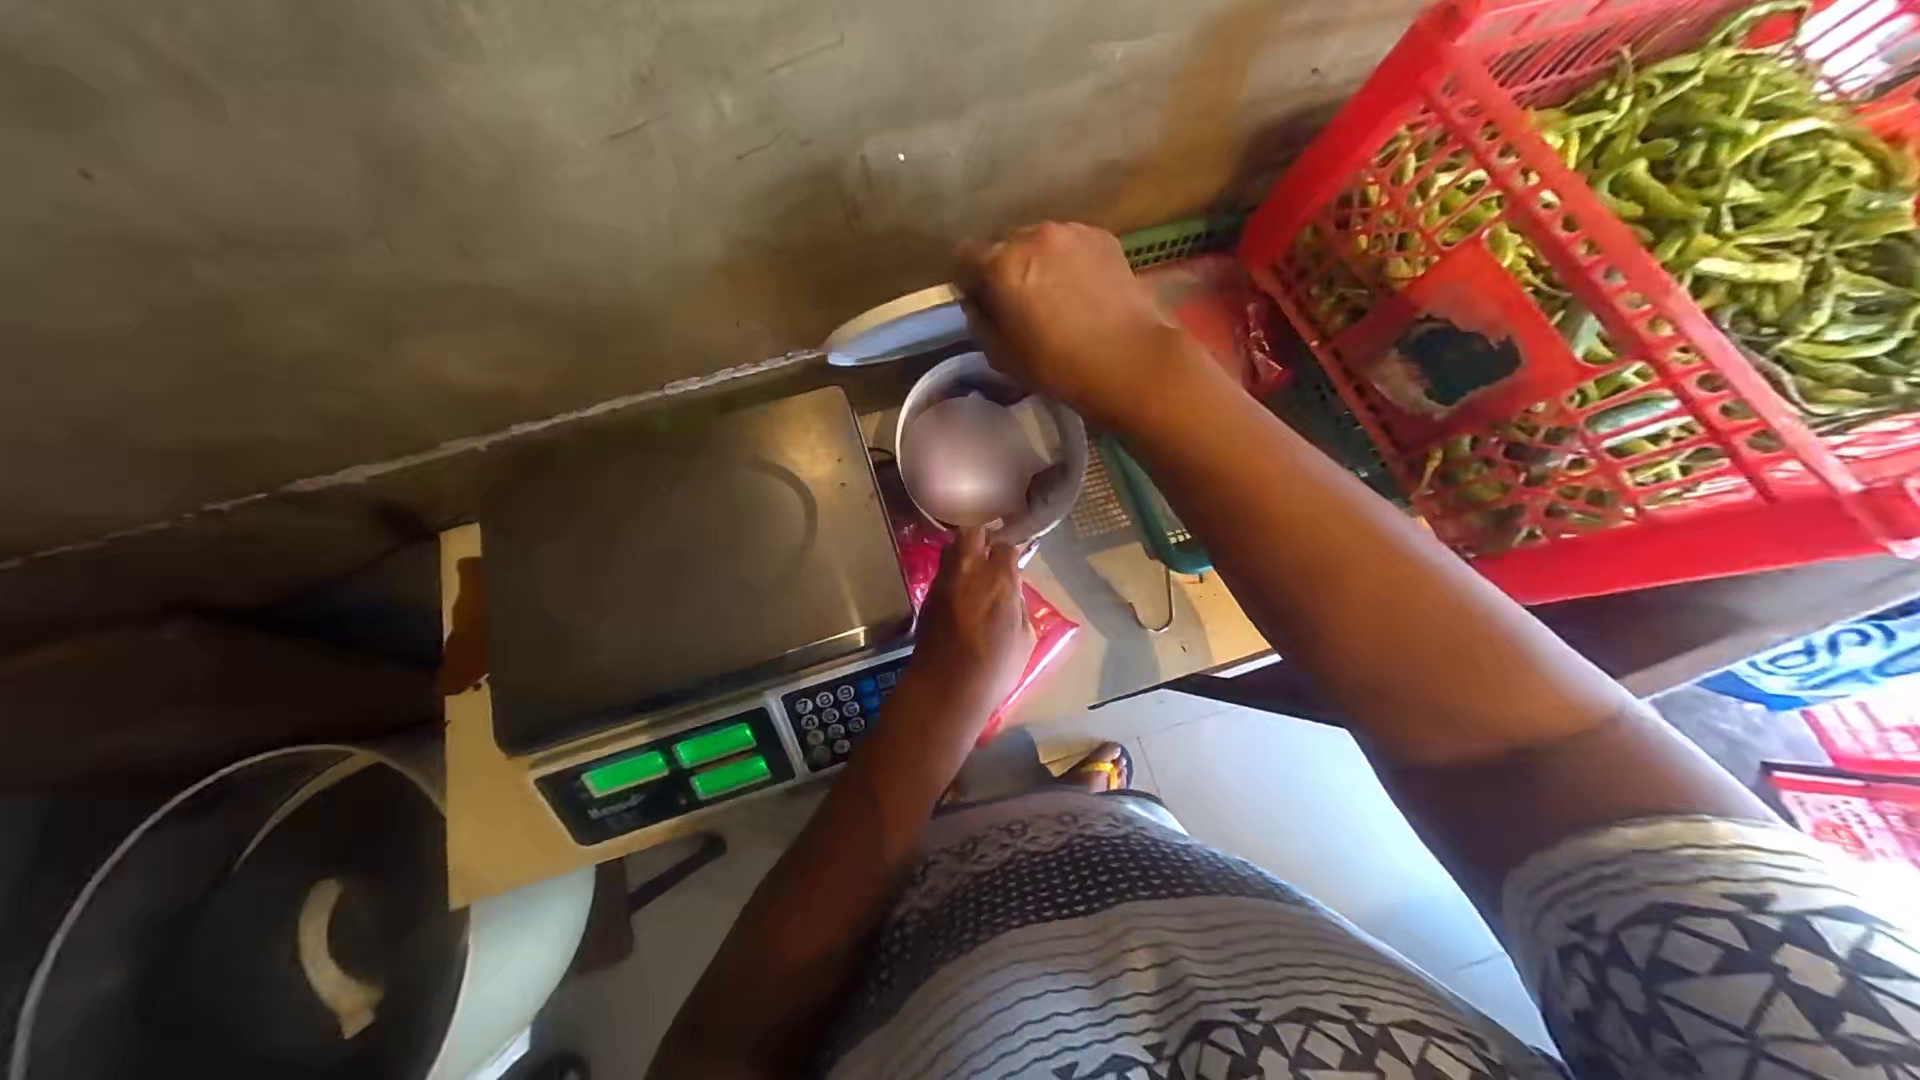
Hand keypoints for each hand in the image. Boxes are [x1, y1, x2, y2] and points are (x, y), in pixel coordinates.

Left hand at [909, 528, 1034, 729]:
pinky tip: (960, 590)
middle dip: (983, 536)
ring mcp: (944, 581)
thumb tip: (1012, 593)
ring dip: (965, 551)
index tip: (1013, 560)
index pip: (1006, 545)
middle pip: (973, 532)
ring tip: (974, 569)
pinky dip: (953, 573)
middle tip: (990, 552)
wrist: (945, 687)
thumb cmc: (994, 669)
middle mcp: (969, 570)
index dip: (1011, 551)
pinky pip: (943, 571)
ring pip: (953, 547)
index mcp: (1000, 579)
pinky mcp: (928, 595)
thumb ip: (1019, 605)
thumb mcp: (1025, 637)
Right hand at [955, 222, 1209, 430]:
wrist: (1129, 361)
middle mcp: (1033, 235)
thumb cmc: (1058, 367)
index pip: (965, 255)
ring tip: (1056, 296)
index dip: (969, 279)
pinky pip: (1070, 244)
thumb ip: (979, 321)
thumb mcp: (1003, 356)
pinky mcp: (1103, 237)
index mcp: (1002, 264)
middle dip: (1006, 268)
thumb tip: (976, 302)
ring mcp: (1071, 232)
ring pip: (1039, 241)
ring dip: (1038, 262)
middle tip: (1022, 302)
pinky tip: (1082, 290)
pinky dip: (1068, 260)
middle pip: (1004, 244)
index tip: (982, 301)